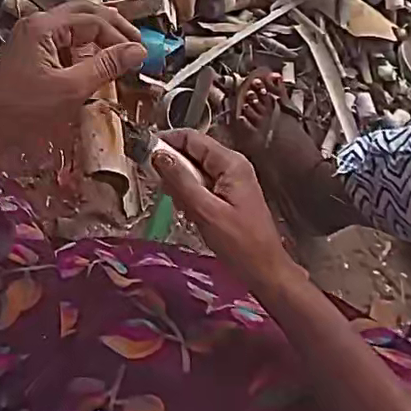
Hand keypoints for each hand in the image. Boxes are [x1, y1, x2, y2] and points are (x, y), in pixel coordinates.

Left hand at [0, 3, 145, 161]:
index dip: (120, 36)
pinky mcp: (31, 53)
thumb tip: (137, 51)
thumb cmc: (21, 111)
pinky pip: (63, 42)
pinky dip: (83, 49)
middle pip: (84, 13)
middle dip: (112, 27)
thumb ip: (106, 66)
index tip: (139, 54)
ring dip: (99, 37)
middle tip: (135, 44)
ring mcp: (32, 38)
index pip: (93, 19)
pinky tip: (96, 64)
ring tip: (120, 53)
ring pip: (74, 26)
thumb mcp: (70, 89)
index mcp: (44, 26)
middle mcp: (37, 25)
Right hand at [151, 130, 297, 290]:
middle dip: (173, 168)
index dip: (166, 142)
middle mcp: (231, 165)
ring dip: (181, 184)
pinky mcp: (228, 194)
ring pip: (194, 170)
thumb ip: (180, 181)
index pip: (191, 138)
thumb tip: (158, 155)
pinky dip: (190, 195)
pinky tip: (190, 213)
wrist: (265, 271)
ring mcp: (231, 179)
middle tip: (162, 188)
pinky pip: (201, 184)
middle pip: (192, 152)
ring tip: (181, 206)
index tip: (144, 154)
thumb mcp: (205, 211)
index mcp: (230, 162)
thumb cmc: (240, 244)